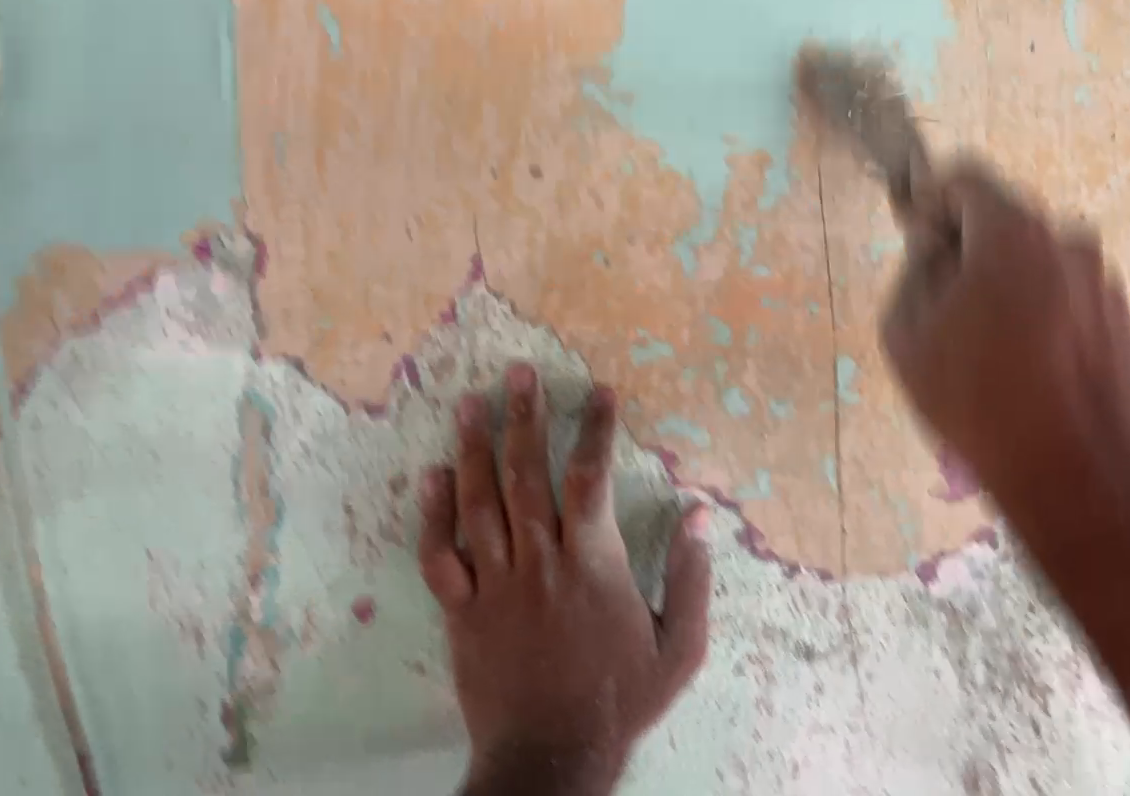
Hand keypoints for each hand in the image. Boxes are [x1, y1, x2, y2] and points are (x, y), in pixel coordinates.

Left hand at [420, 363, 712, 792]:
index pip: (592, 478)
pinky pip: (440, 556)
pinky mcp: (462, 611)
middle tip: (518, 373)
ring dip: (474, 448)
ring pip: (479, 503)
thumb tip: (699, 514)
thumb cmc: (619, 698)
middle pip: (527, 475)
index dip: (595, 429)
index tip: (599, 391)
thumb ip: (690, 577)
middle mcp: (540, 560)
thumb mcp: (679, 646)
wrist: (549, 760)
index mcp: (594, 563)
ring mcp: (495, 584)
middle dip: (524, 418)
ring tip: (470, 402)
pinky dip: (432, 515)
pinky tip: (430, 476)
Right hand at [879, 160, 1129, 488]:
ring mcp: (1104, 281)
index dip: (931, 205)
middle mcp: (1068, 241)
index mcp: (1012, 232)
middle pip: (1004, 223)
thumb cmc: (978, 398)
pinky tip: (1029, 372)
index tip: (919, 243)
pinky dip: (1043, 316)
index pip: (963, 180)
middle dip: (969, 251)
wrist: (1080, 474)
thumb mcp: (907, 333)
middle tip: (947, 308)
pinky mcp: (1124, 320)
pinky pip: (1067, 299)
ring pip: (1037, 264)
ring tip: (990, 352)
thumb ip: (914, 270)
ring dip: (1008, 286)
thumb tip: (935, 249)